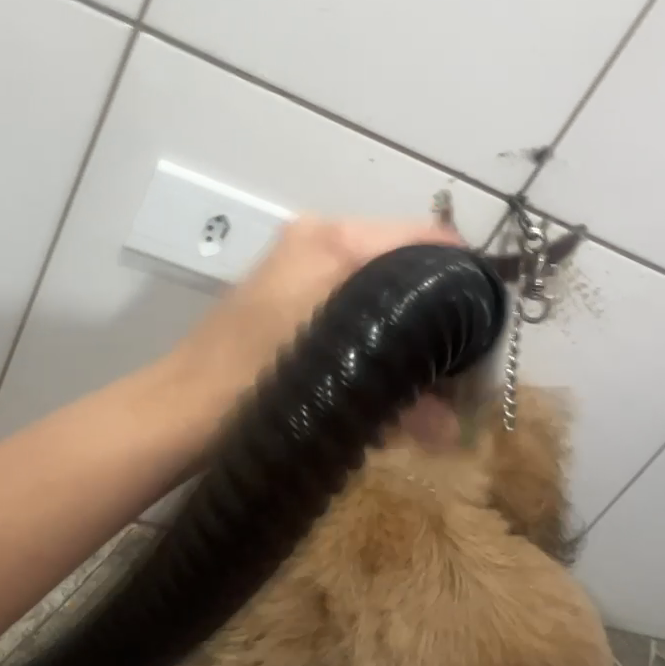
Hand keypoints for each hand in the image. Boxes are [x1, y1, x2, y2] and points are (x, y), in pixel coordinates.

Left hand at [166, 215, 464, 446]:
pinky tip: (389, 385)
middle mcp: (320, 240)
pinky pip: (351, 303)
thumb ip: (400, 401)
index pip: (426, 237)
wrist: (177, 411)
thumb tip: (454, 427)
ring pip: (379, 288)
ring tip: (430, 386)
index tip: (487, 329)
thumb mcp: (335, 387)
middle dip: (437, 313)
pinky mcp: (290, 295)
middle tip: (461, 366)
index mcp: (334, 242)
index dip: (464, 278)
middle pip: (405, 263)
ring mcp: (301, 265)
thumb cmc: (252, 387)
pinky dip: (373, 337)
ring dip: (405, 333)